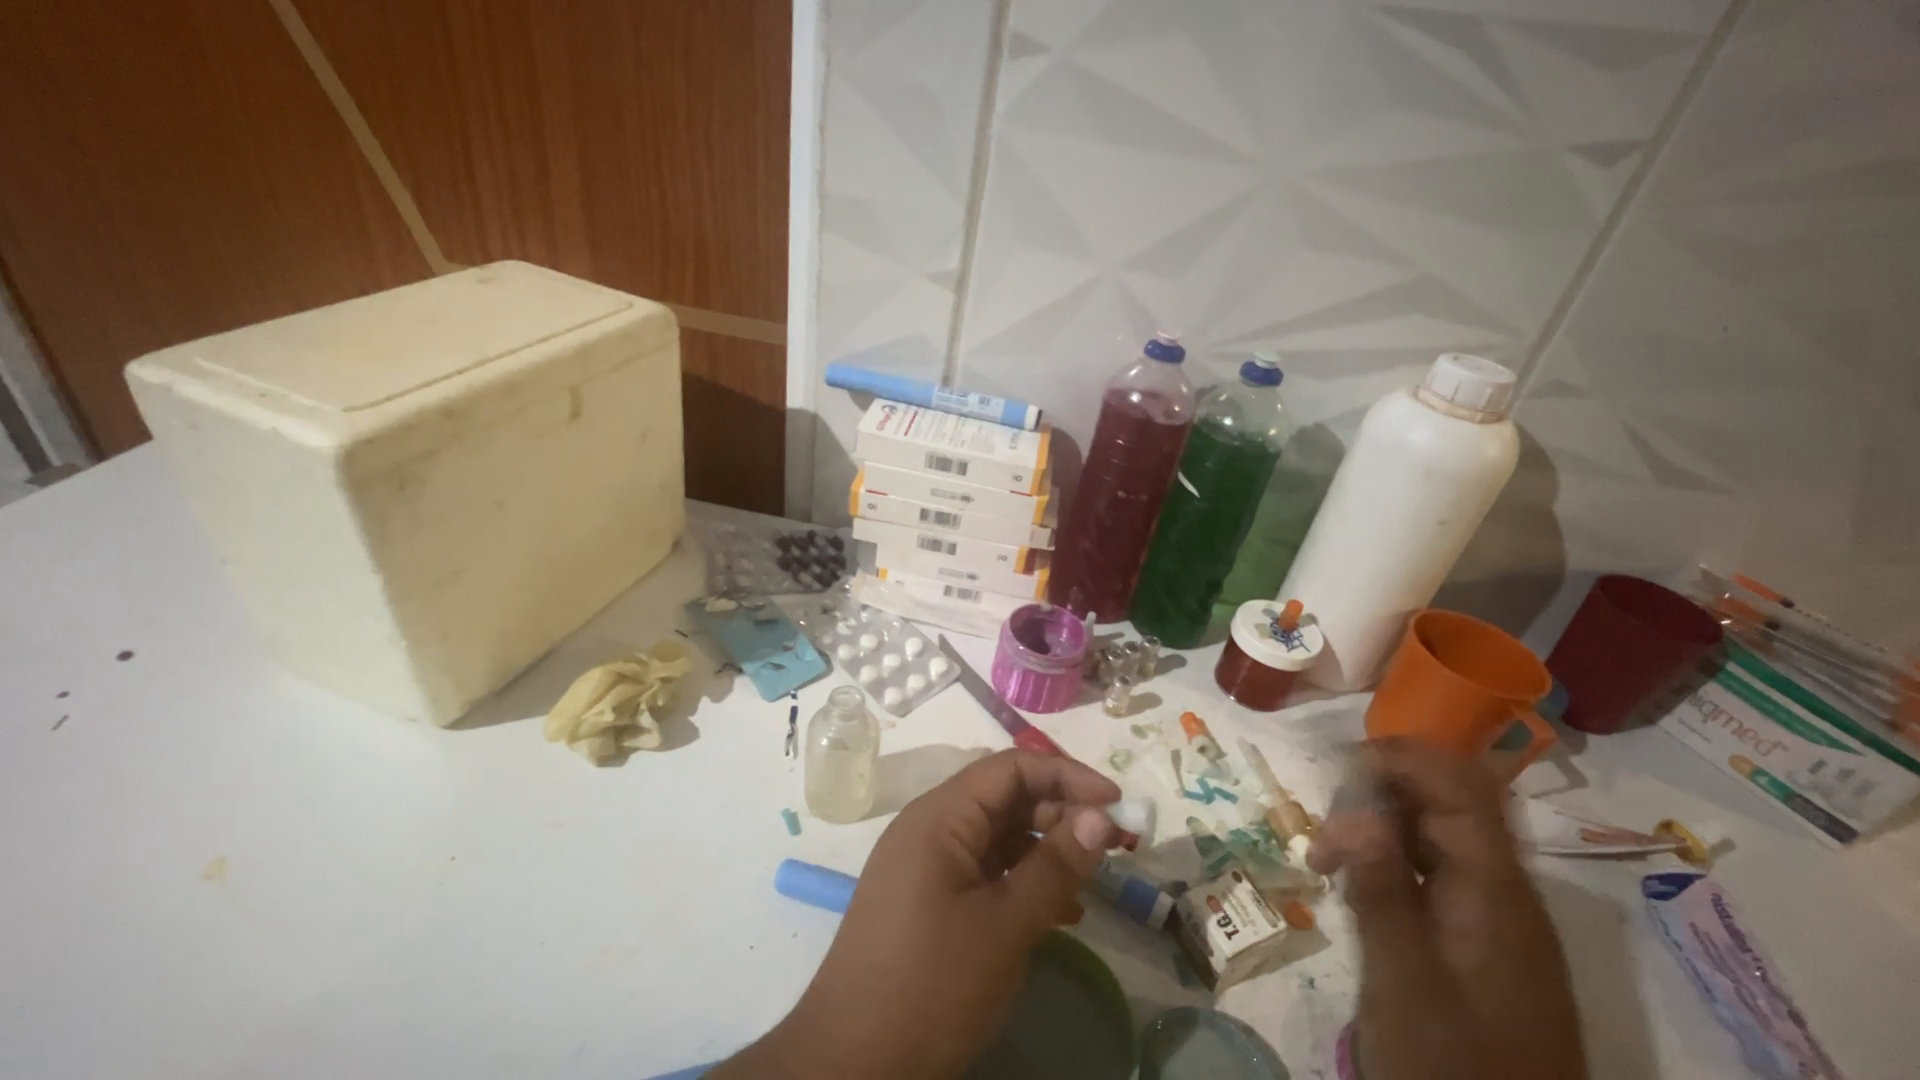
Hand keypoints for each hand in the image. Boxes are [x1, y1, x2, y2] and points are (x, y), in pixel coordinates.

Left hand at [715, 750, 1122, 1078]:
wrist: (852, 1060)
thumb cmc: (932, 983)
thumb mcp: (1006, 925)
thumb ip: (1055, 866)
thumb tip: (1101, 816)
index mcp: (940, 817)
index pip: (1011, 767)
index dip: (1067, 775)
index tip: (1117, 804)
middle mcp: (929, 830)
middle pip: (1004, 798)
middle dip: (1061, 813)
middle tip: (1112, 846)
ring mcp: (925, 867)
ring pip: (997, 838)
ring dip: (1046, 851)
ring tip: (1091, 881)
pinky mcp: (927, 902)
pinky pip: (983, 873)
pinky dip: (1022, 882)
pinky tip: (1059, 914)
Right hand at [1308, 739, 1586, 1079]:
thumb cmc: (1451, 1068)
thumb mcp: (1402, 982)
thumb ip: (1380, 887)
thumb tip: (1357, 805)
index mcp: (1495, 890)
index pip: (1458, 784)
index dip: (1399, 758)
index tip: (1332, 773)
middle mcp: (1505, 891)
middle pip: (1448, 803)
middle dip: (1378, 798)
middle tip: (1324, 842)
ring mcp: (1497, 920)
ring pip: (1439, 839)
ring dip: (1380, 833)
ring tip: (1327, 867)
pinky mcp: (1484, 946)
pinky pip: (1439, 878)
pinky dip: (1394, 869)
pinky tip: (1358, 896)